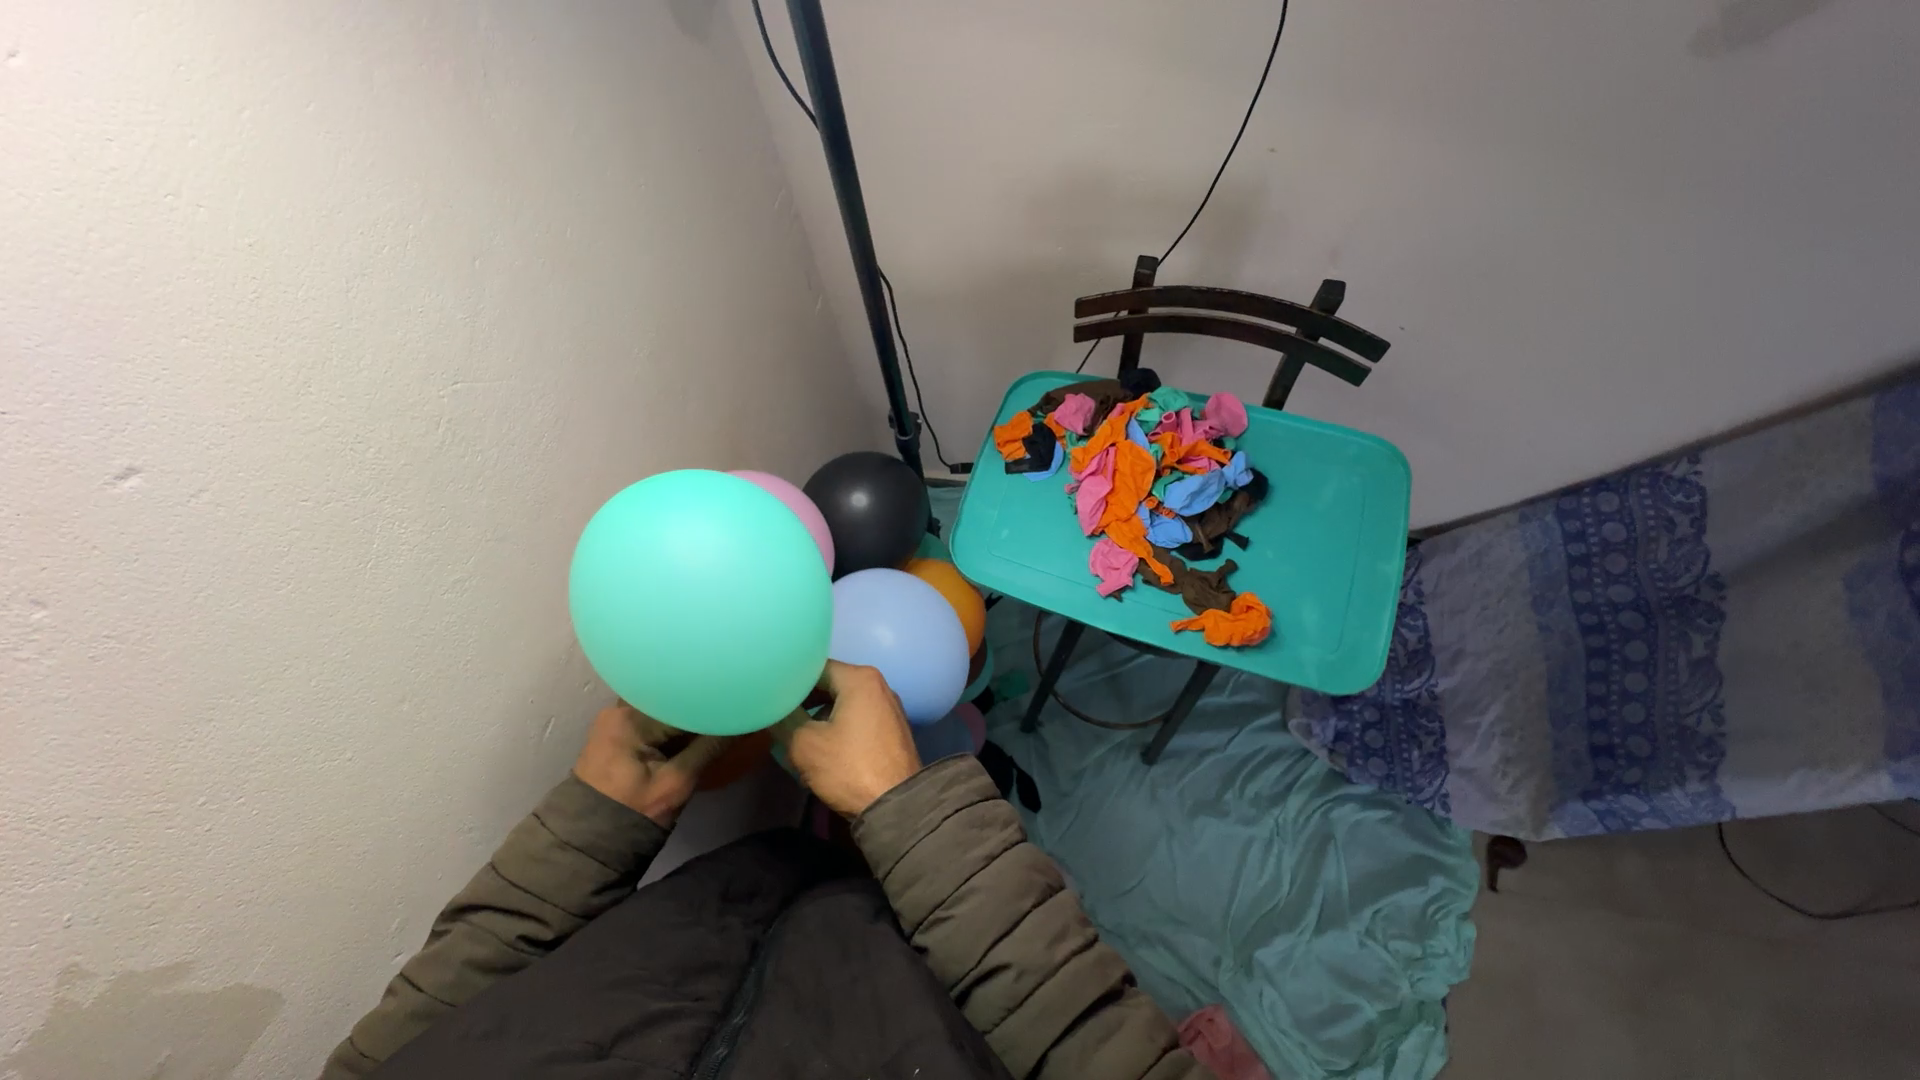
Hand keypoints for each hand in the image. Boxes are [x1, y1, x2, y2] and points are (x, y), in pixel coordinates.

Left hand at [572, 702, 731, 827]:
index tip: (738, 703)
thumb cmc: (633, 813)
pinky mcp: (618, 732)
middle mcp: (620, 709)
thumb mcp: (677, 783)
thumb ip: (711, 747)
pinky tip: (697, 730)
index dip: (712, 702)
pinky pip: (655, 719)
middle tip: (733, 708)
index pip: (682, 699)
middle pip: (672, 699)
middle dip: (701, 706)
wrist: (588, 841)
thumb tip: (747, 722)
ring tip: (720, 717)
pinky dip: (675, 724)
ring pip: (665, 708)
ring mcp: (616, 719)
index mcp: (631, 717)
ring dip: (689, 715)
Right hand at [776, 661, 922, 817]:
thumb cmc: (848, 768)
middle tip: (778, 718)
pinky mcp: (891, 729)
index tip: (770, 697)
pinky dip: (836, 727)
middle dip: (803, 701)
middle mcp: (878, 685)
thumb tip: (769, 706)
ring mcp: (888, 707)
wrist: (896, 806)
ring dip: (817, 717)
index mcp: (859, 678)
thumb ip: (783, 718)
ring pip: (842, 703)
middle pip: (829, 684)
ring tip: (794, 737)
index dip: (789, 681)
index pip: (814, 667)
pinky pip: (856, 718)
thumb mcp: (804, 744)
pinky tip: (820, 749)